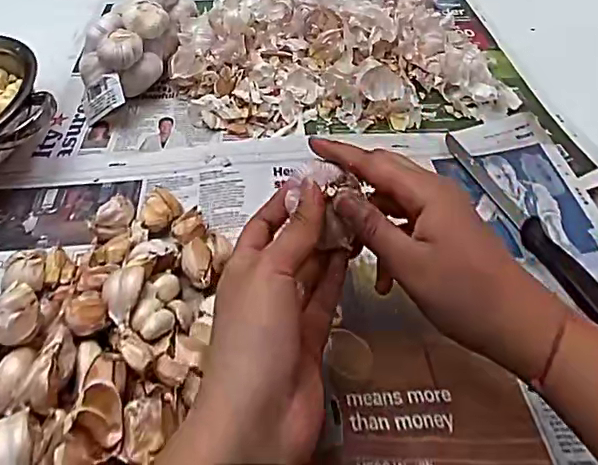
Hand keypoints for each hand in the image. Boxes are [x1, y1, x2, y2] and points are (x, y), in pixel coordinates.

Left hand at [167, 181, 348, 464]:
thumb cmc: (251, 340)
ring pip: (311, 268)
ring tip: (354, 219)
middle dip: (313, 220)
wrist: (259, 417)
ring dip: (329, 245)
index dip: (288, 199)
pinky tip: (350, 256)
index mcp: (244, 262)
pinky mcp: (310, 337)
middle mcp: (264, 283)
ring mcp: (287, 311)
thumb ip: (294, 232)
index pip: (267, 220)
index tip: (314, 180)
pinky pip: (325, 298)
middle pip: (291, 242)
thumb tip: (308, 190)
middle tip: (343, 197)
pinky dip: (336, 276)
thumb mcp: (271, 272)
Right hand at [310, 139, 568, 382]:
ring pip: (393, 197)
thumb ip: (370, 225)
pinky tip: (380, 268)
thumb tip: (339, 195)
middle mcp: (435, 191)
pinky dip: (388, 233)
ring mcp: (443, 210)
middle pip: (384, 172)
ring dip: (368, 212)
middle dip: (351, 177)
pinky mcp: (448, 228)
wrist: (527, 330)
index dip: (340, 153)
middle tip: (320, 184)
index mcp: (426, 192)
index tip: (312, 144)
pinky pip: (407, 217)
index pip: (373, 162)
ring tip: (344, 233)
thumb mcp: (408, 263)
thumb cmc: (467, 296)